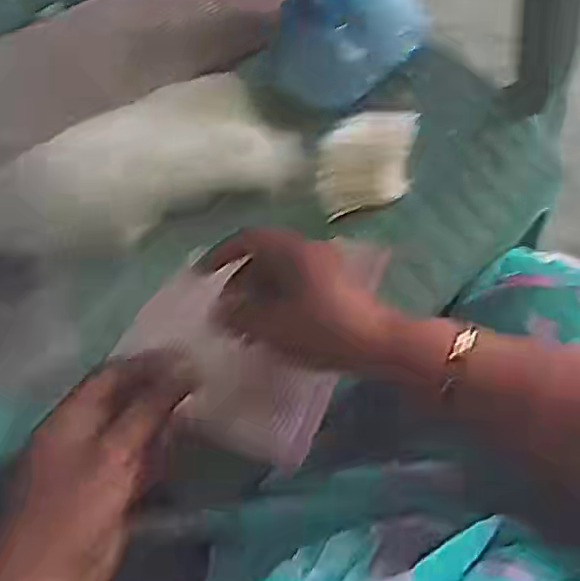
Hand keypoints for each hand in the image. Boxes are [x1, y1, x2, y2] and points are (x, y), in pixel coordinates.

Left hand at [0, 353, 196, 580]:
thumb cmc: (74, 509)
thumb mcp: (114, 450)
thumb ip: (150, 405)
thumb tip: (185, 363)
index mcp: (69, 417)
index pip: (112, 373)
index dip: (148, 361)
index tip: (186, 353)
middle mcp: (80, 433)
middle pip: (125, 398)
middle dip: (159, 388)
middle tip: (198, 378)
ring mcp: (95, 462)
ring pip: (136, 427)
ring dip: (163, 419)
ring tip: (196, 406)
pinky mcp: (110, 488)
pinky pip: (140, 457)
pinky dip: (160, 449)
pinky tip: (181, 444)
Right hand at [199, 227, 399, 372]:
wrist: (377, 342)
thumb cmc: (322, 329)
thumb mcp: (272, 326)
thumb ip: (240, 316)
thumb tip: (221, 311)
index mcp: (294, 250)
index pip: (250, 238)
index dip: (221, 253)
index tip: (203, 275)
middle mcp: (310, 250)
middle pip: (264, 256)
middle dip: (239, 282)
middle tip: (224, 313)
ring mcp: (325, 266)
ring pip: (280, 272)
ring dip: (258, 295)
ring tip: (244, 329)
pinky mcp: (334, 285)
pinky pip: (296, 284)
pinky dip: (278, 301)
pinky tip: (270, 331)